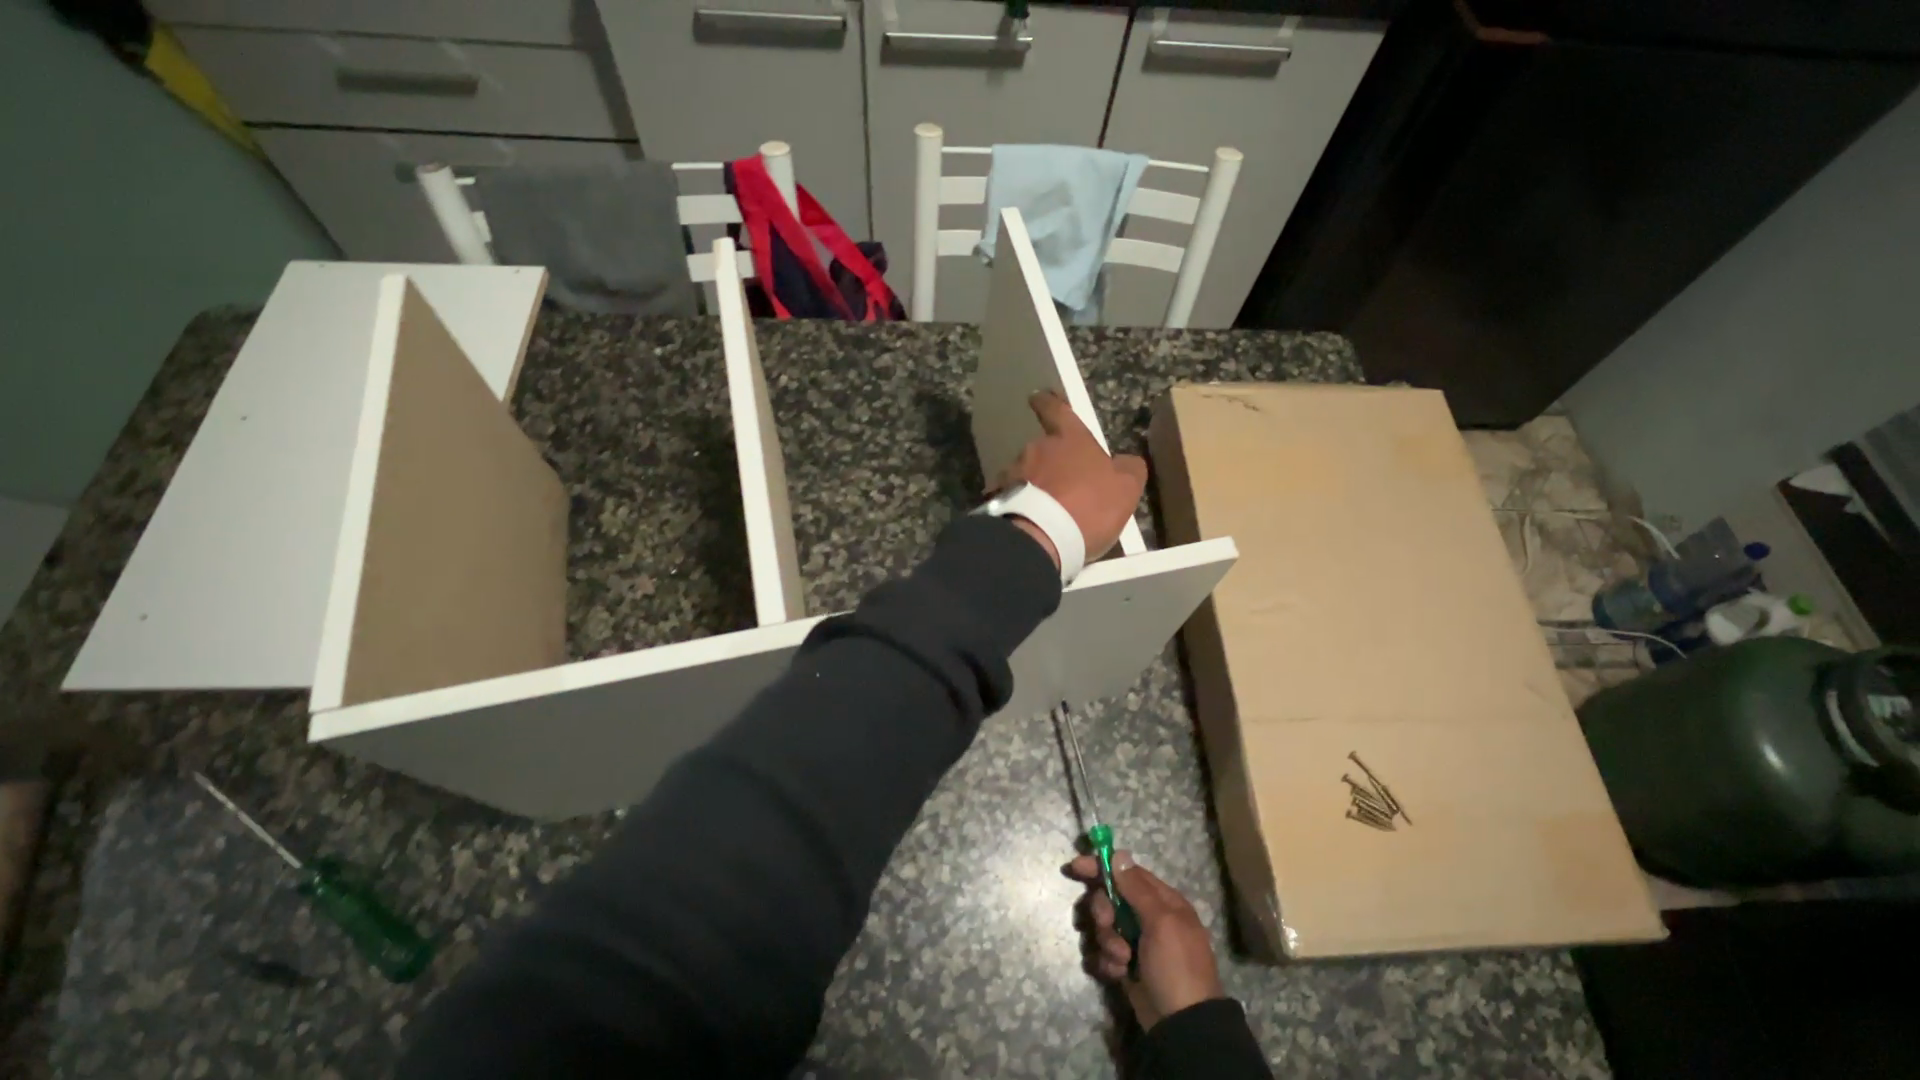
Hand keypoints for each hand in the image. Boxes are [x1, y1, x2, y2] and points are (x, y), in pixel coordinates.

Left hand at [992, 390, 1146, 567]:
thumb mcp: (1125, 488)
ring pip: (1026, 473)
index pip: (1056, 410)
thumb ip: (1128, 469)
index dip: (1049, 403)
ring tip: (1047, 509)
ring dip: (1035, 485)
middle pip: (1043, 448)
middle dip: (1051, 461)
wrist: (1041, 537)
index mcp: (1070, 438)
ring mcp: (1014, 472)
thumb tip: (1125, 462)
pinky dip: (1021, 505)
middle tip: (1064, 483)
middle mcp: (1037, 448)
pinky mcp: (998, 498)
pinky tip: (1030, 522)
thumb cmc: (1089, 506)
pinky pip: (1011, 496)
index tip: (1039, 397)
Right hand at [1066, 851, 1225, 1029]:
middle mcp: (1147, 918)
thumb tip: (1119, 854)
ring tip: (1122, 961)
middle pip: (1108, 899)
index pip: (1125, 873)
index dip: (1100, 868)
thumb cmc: (1176, 966)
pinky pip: (1103, 953)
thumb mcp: (1162, 923)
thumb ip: (1138, 889)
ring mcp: (1135, 943)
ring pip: (1102, 927)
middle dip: (1103, 913)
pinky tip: (1118, 975)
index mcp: (1162, 902)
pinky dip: (1106, 963)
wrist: (1182, 1025)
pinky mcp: (1125, 966)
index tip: (1075, 868)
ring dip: (1106, 942)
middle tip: (1110, 926)